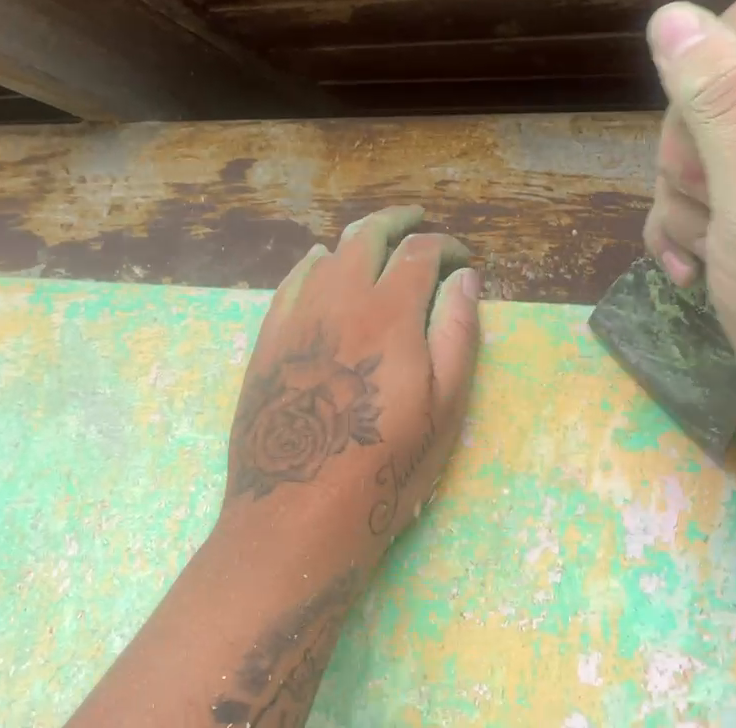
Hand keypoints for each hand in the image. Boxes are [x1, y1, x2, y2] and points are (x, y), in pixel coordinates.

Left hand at [218, 205, 480, 579]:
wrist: (295, 514)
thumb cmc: (385, 466)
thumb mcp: (445, 407)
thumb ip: (457, 333)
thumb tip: (466, 278)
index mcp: (390, 313)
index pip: (421, 252)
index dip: (446, 246)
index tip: (461, 259)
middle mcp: (341, 299)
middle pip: (368, 234)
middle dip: (399, 220)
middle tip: (418, 221)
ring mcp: (298, 316)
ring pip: (328, 253)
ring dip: (359, 238)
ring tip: (378, 242)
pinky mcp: (269, 339)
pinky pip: (292, 280)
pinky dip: (315, 262)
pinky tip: (322, 265)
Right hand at [640, 0, 735, 465]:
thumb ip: (722, 99)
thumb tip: (673, 16)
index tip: (707, 104)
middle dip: (700, 139)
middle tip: (714, 198)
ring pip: (711, 136)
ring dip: (688, 192)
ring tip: (714, 251)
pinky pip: (710, 187)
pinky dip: (690, 223)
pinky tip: (695, 268)